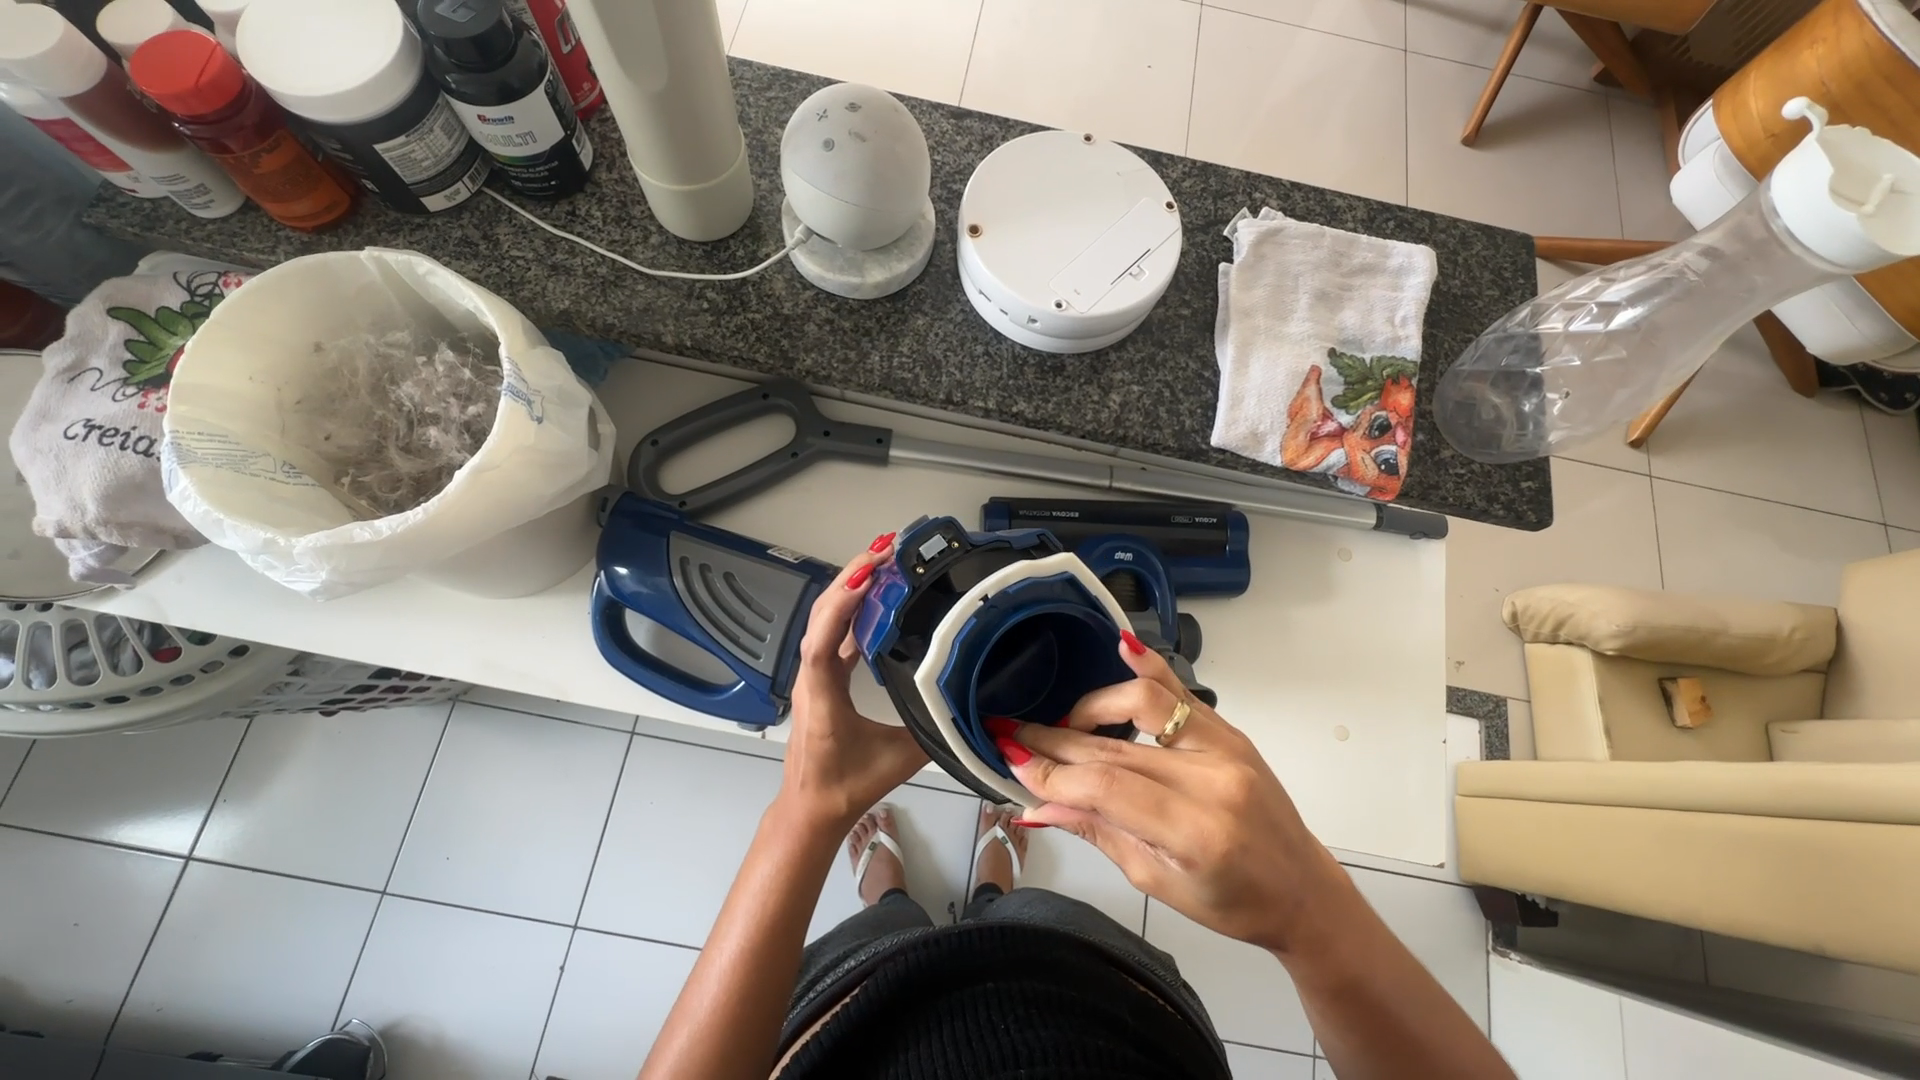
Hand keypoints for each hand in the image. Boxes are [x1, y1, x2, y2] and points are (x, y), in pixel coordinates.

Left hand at [778, 539, 928, 831]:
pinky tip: (874, 596)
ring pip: (825, 619)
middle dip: (851, 577)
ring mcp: (814, 675)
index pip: (822, 641)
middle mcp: (812, 677)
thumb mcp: (898, 760)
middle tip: (884, 550)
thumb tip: (969, 709)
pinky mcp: (822, 677)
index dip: (842, 606)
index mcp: (822, 695)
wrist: (812, 809)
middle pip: (822, 615)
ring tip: (881, 561)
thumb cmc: (845, 787)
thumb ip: (933, 733)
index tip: (866, 578)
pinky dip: (851, 609)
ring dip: (850, 586)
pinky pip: (833, 632)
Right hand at [996, 640, 1348, 951]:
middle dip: (1054, 741)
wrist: (1303, 890)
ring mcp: (1226, 748)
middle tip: (1011, 734)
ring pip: (1143, 706)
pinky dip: (1149, 668)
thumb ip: (1098, 832)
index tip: (1012, 763)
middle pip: (1114, 747)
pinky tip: (1122, 647)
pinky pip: (1183, 692)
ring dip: (1090, 709)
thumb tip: (1037, 805)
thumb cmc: (1234, 903)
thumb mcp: (1158, 883)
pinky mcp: (1231, 732)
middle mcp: (1212, 780)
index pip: (1106, 787)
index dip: (1053, 772)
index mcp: (1196, 832)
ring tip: (1059, 724)